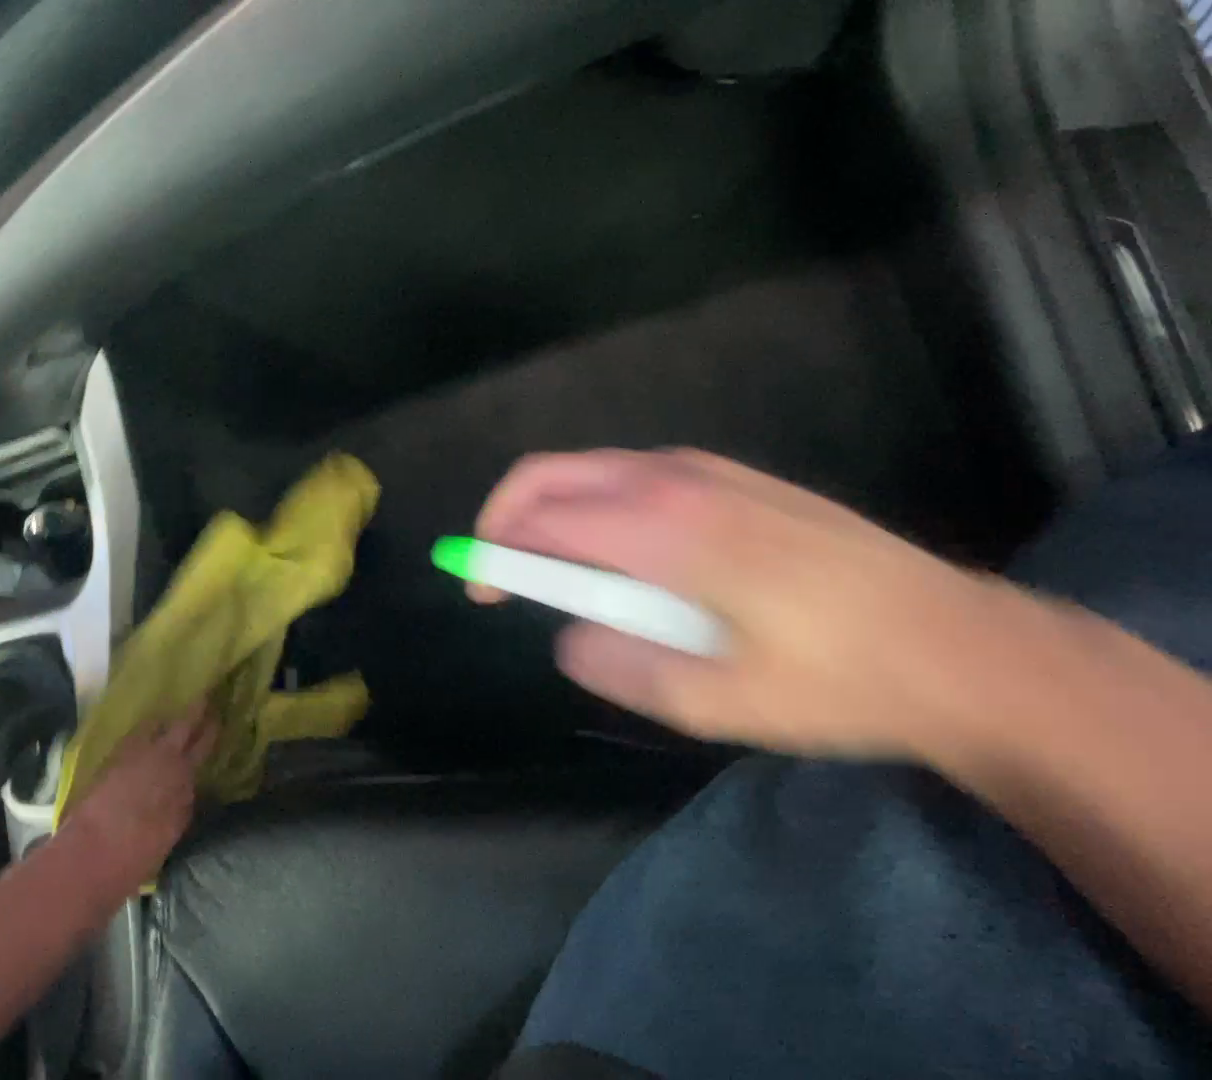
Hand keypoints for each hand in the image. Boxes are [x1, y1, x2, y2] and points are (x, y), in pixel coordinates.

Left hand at [57, 708, 215, 900]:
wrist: (94, 851)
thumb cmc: (140, 850)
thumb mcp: (174, 828)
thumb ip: (183, 803)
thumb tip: (186, 788)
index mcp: (182, 775)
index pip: (203, 745)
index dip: (211, 729)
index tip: (218, 716)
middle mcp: (161, 755)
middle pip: (182, 724)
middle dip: (194, 711)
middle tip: (203, 698)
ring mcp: (133, 752)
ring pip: (154, 724)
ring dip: (165, 721)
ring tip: (170, 718)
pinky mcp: (110, 757)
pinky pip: (133, 736)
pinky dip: (143, 733)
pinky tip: (144, 736)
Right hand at [471, 448, 1090, 761]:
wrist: (964, 652)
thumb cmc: (837, 683)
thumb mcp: (717, 703)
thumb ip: (621, 666)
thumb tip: (566, 638)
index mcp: (667, 530)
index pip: (544, 518)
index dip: (496, 550)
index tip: (481, 591)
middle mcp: (681, 481)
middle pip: (557, 473)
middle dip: (508, 514)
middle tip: (501, 570)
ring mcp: (715, 474)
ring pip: (597, 470)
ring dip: (555, 510)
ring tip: (558, 575)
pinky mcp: (741, 483)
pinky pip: (638, 476)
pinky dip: (599, 505)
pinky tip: (621, 557)